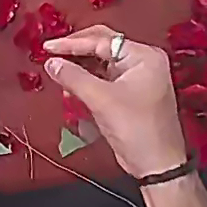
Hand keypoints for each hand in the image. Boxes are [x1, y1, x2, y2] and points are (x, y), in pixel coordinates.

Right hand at [44, 26, 188, 178]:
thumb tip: (51, 62)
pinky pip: (106, 77)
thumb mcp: (101, 100)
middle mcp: (143, 60)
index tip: (48, 48)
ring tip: (59, 73)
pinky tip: (72, 86)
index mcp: (143, 56)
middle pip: (103, 46)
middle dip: (76, 52)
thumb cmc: (136, 129)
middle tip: (51, 54)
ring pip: (102, 62)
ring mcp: (139, 76)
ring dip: (81, 68)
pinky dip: (89, 80)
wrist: (157, 165)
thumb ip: (74, 77)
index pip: (103, 41)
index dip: (72, 44)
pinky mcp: (132, 91)